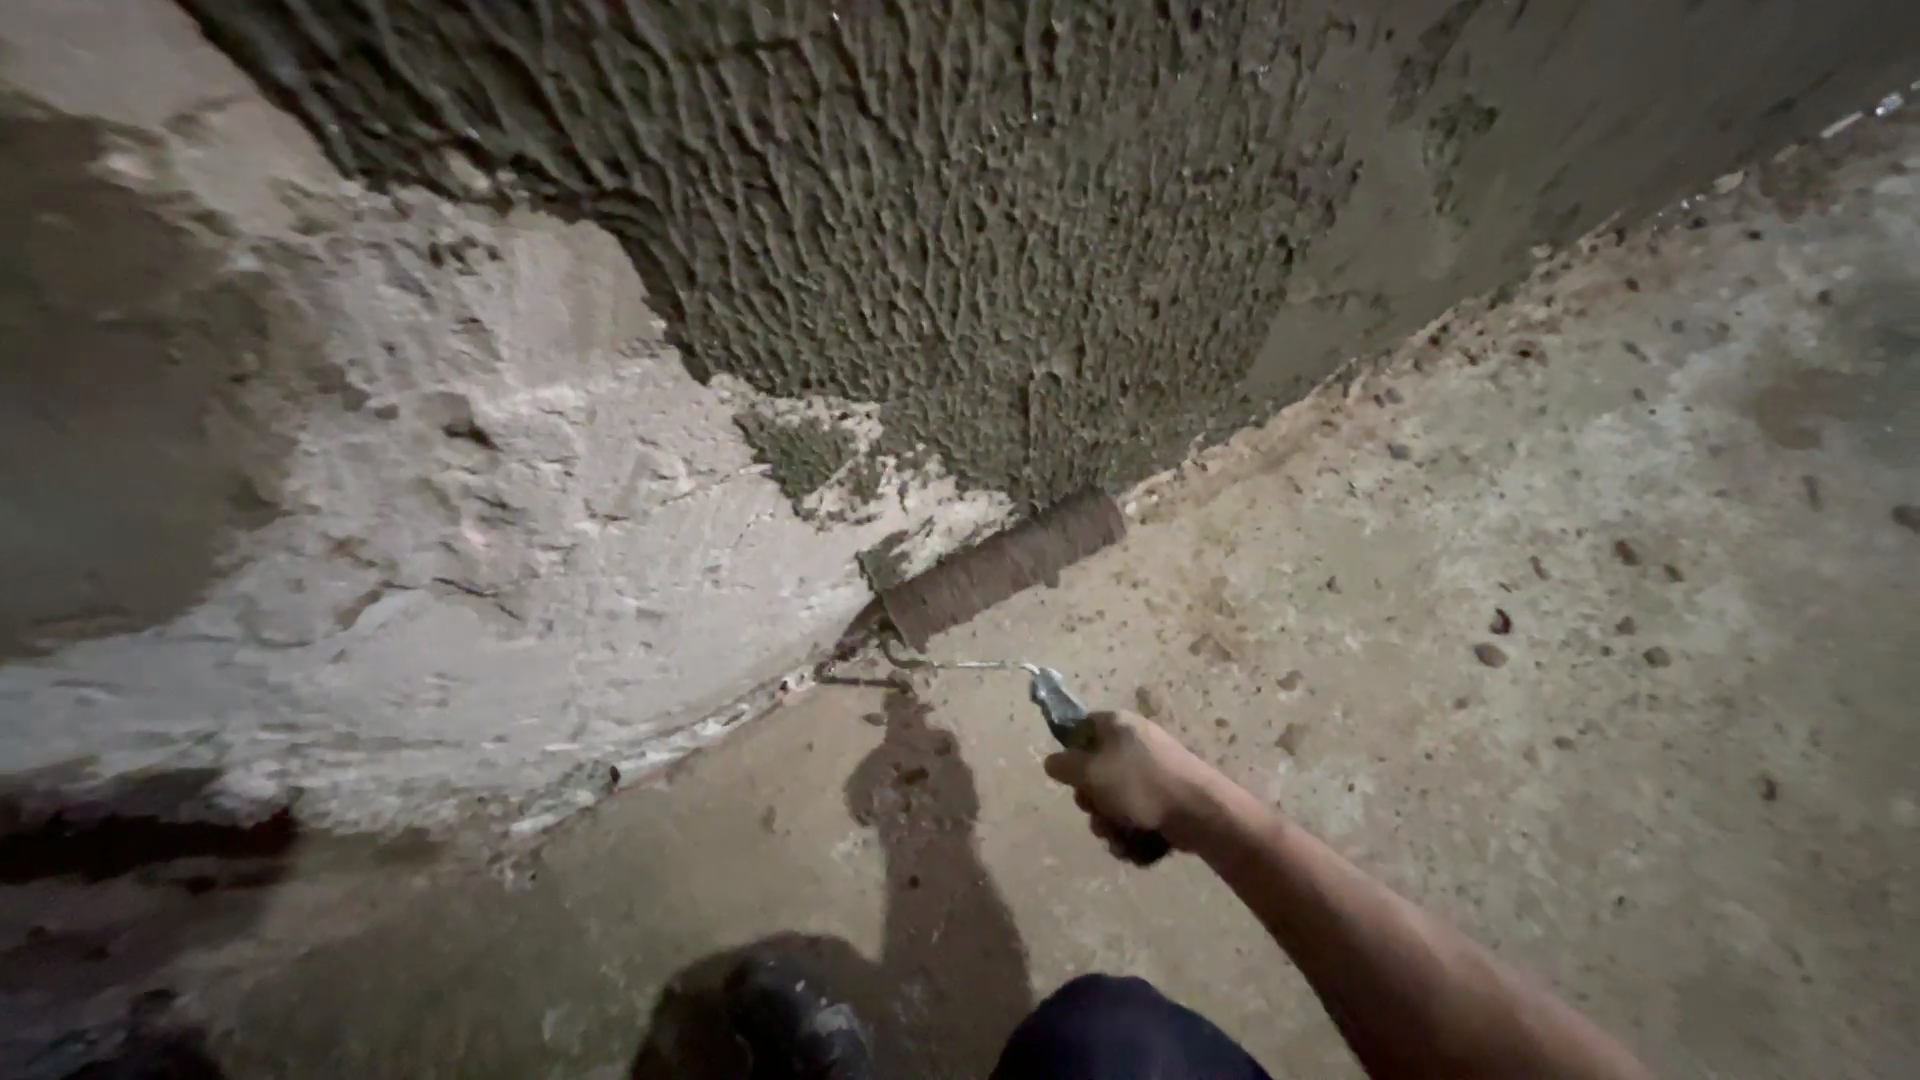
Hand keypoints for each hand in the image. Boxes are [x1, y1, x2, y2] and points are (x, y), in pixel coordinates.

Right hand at [1043, 711, 1223, 853]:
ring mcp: (1152, 773)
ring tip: (1118, 834)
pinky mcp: (1164, 799)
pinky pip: (1135, 815)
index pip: (1081, 728)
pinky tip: (1134, 845)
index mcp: (1116, 725)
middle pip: (1094, 771)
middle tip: (1097, 809)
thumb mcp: (1090, 772)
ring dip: (1109, 823)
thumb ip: (1064, 765)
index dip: (1071, 752)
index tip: (1071, 775)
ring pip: (1113, 800)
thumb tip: (1053, 762)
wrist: (1199, 812)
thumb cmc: (1140, 785)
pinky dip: (1131, 833)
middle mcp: (1134, 744)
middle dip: (1091, 799)